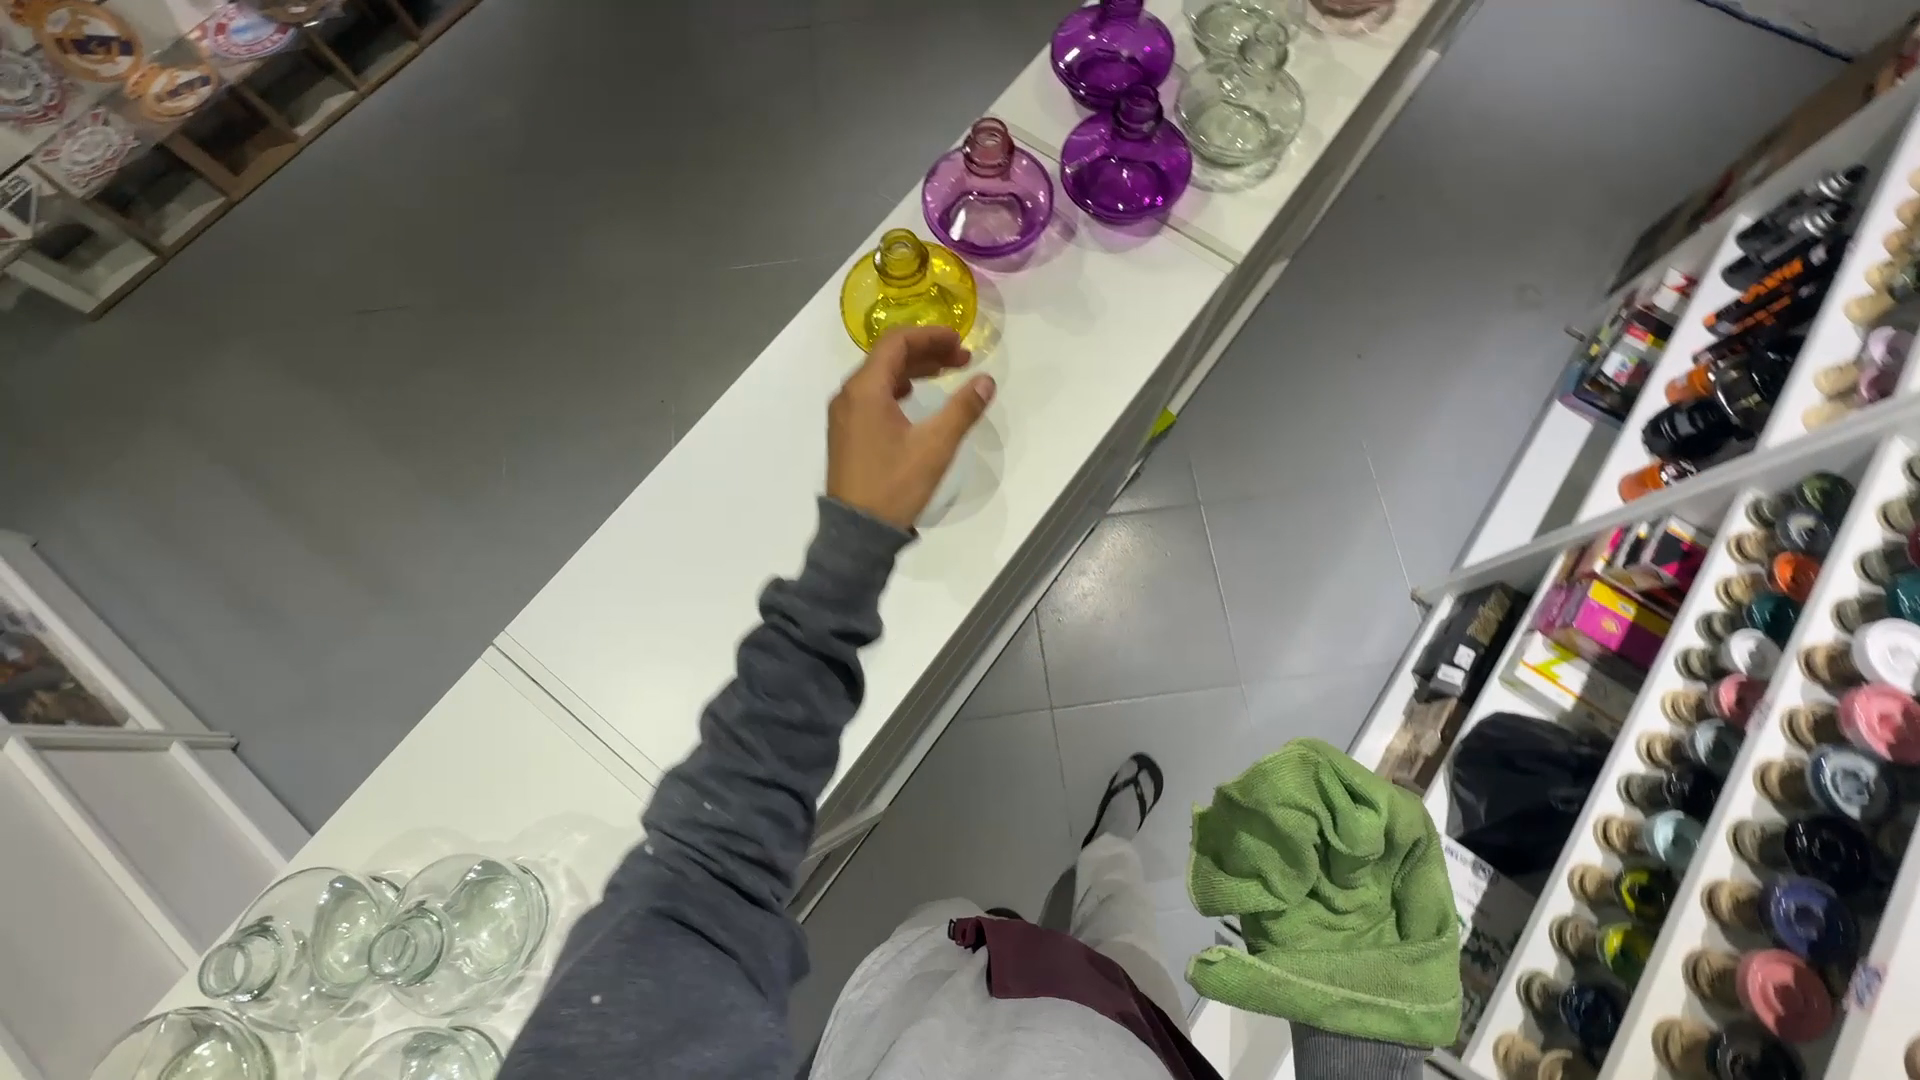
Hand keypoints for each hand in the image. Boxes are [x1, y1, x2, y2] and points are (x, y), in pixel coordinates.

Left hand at [828, 326, 995, 529]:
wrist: (858, 530)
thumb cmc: (895, 485)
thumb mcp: (935, 446)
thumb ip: (963, 409)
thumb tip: (986, 381)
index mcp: (865, 389)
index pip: (896, 343)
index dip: (930, 336)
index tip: (959, 342)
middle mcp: (848, 394)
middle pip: (887, 356)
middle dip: (925, 352)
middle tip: (961, 359)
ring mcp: (843, 414)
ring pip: (878, 376)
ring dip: (912, 370)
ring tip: (945, 374)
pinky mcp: (846, 431)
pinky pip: (871, 395)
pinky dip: (896, 388)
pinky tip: (913, 397)